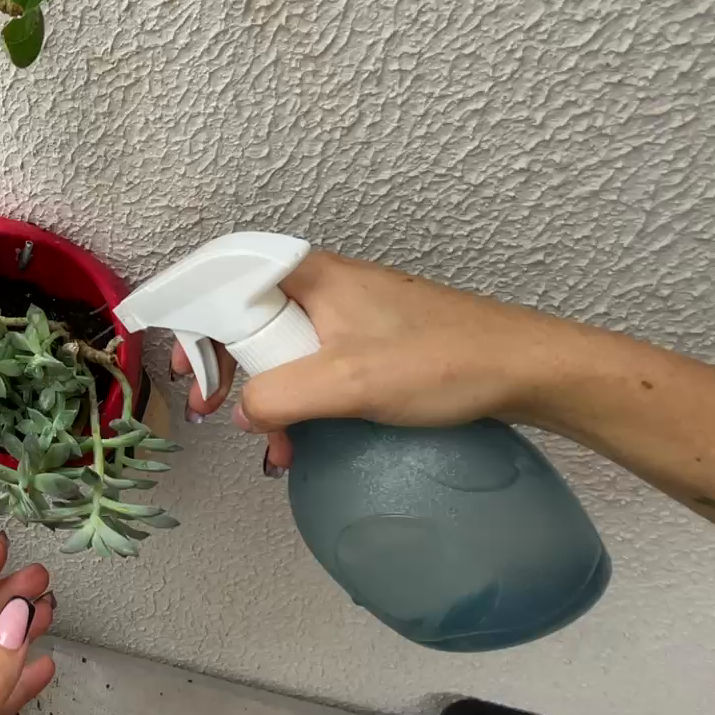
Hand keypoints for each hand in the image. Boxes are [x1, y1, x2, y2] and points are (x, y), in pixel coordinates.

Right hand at [172, 250, 576, 469]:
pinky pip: (304, 360)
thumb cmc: (445, 362)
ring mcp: (340, 312)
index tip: (182, 365)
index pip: (221, 283)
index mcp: (307, 274)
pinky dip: (293, 396)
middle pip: (240, 316)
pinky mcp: (359, 337)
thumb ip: (278, 398)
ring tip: (268, 440)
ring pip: (273, 344)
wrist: (532, 372)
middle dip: (220, 366)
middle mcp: (317, 285)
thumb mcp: (348, 383)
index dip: (190, 320)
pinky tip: (299, 435)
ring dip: (260, 393)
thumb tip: (242, 416)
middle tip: (207, 403)